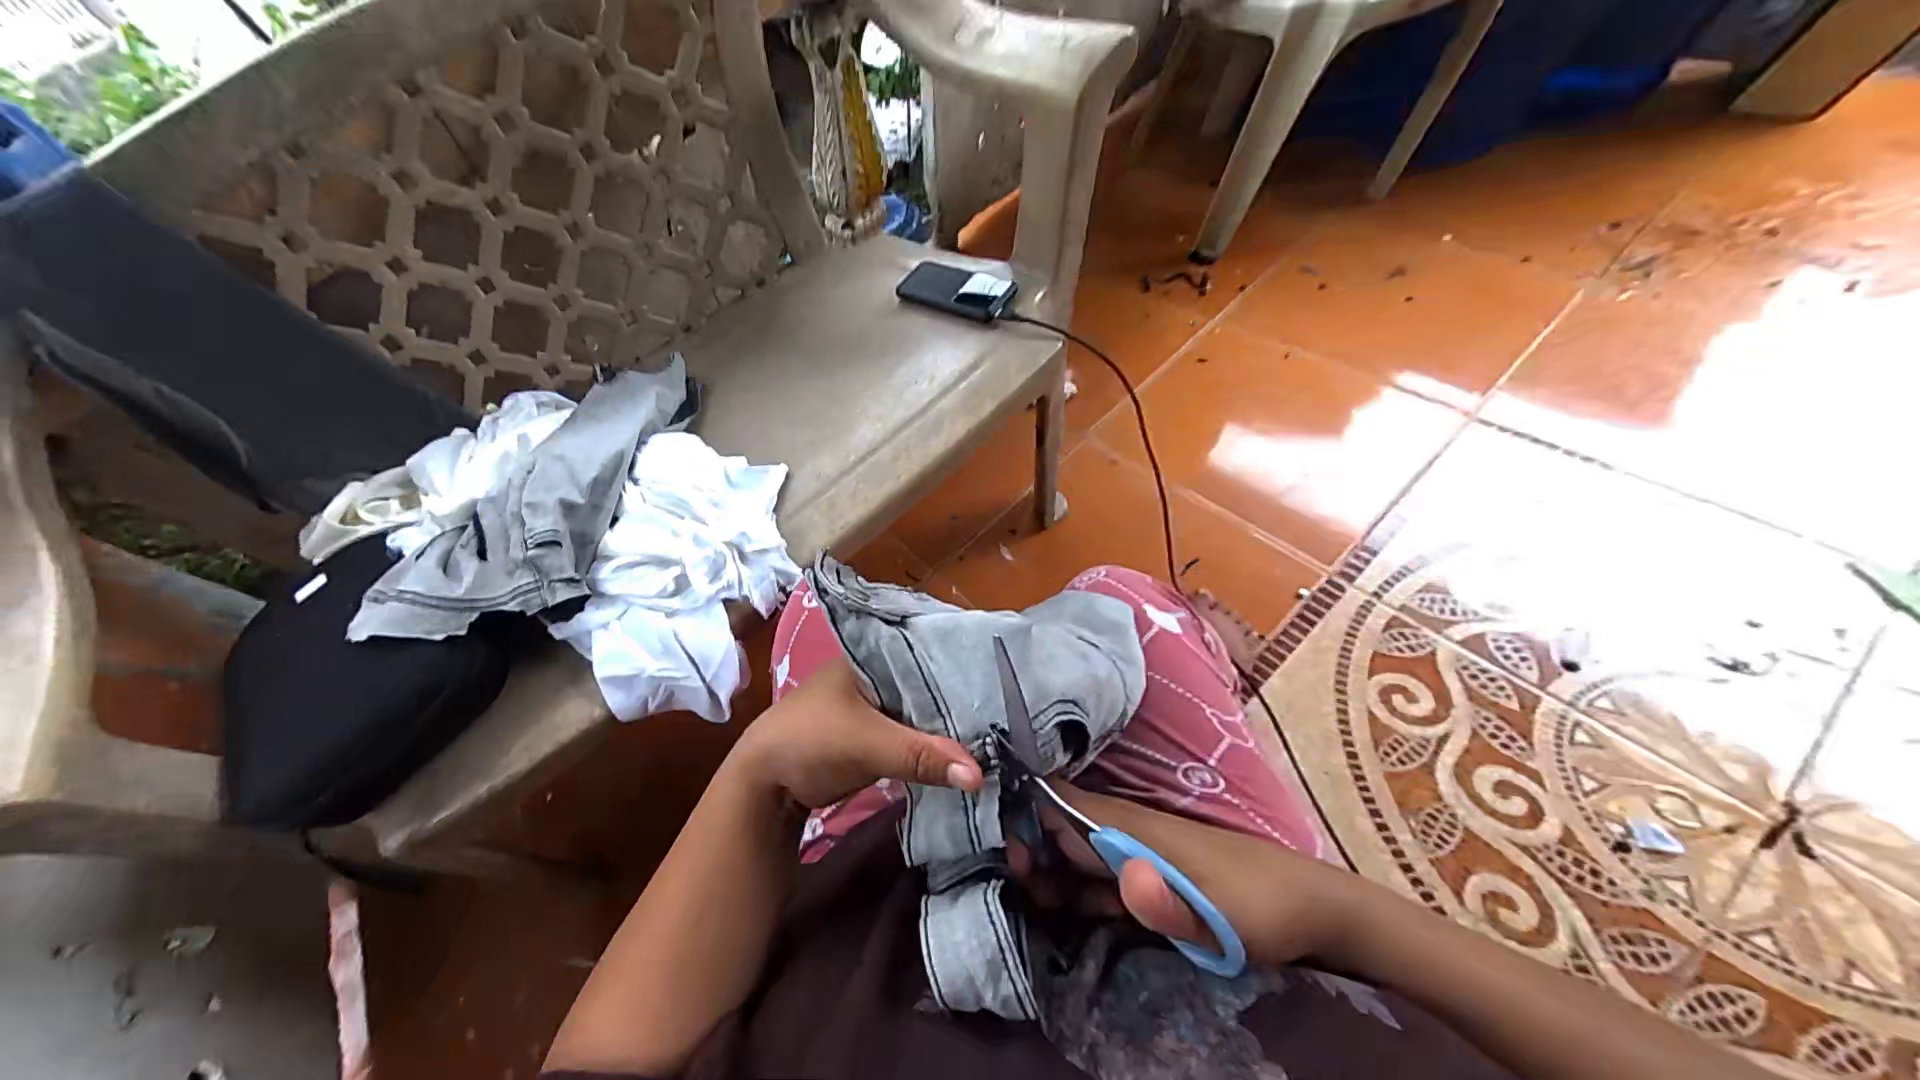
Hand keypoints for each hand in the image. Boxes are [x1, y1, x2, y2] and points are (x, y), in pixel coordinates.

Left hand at [729, 657, 983, 808]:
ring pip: (926, 708)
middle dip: (963, 698)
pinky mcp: (879, 733)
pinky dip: (937, 742)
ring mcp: (878, 703)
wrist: (764, 787)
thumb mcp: (866, 743)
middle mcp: (879, 672)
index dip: (964, 664)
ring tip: (1000, 730)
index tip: (1005, 679)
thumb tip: (979, 774)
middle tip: (1011, 711)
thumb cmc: (809, 742)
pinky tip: (967, 750)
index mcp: (872, 655)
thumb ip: (921, 755)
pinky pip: (917, 733)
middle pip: (931, 682)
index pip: (929, 650)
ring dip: (952, 723)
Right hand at [1011, 783, 1359, 967]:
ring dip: (1050, 870)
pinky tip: (1063, 904)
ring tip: (1033, 898)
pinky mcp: (1148, 874)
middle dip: (1031, 847)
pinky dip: (1074, 885)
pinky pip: (1096, 874)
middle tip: (1019, 886)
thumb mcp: (1218, 920)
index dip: (1028, 816)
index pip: (1063, 802)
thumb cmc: (1260, 906)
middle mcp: (1127, 831)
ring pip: (1075, 850)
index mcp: (1133, 828)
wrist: (1312, 907)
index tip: (1007, 849)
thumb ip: (1167, 905)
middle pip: (1060, 825)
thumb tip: (1121, 874)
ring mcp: (1137, 852)